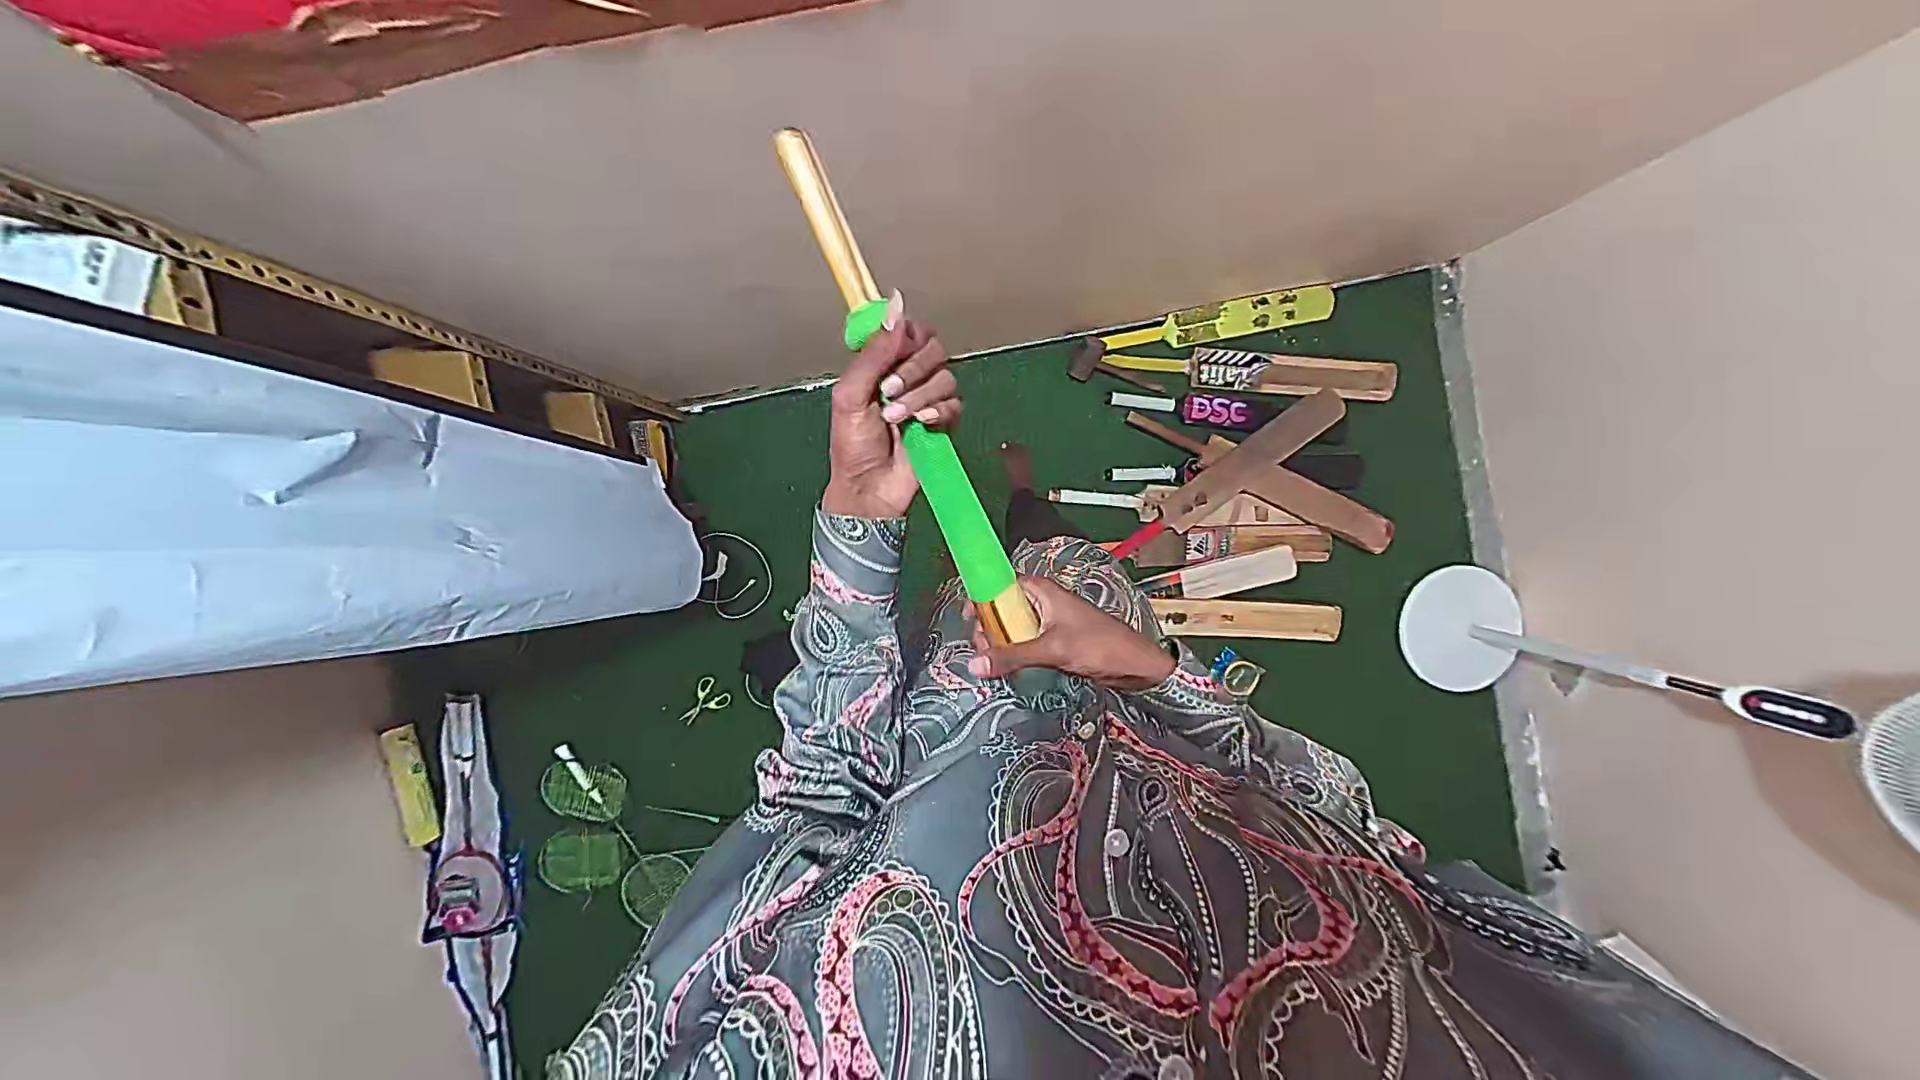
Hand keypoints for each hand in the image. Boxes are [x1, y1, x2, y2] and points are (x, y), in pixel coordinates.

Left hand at [821, 307, 961, 518]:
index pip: (910, 331)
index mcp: (884, 364)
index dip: (908, 338)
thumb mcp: (850, 393)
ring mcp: (928, 399)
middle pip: (933, 349)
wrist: (868, 487)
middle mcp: (909, 377)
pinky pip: (955, 404)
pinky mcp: (943, 423)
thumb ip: (873, 352)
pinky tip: (922, 423)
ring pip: (945, 377)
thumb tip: (895, 306)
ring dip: (920, 396)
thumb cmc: (852, 445)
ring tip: (897, 418)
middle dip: (912, 370)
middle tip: (889, 392)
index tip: (895, 353)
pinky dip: (939, 411)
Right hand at [967, 577, 1176, 690]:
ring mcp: (1047, 621)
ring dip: (1001, 644)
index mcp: (1041, 590)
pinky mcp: (1053, 639)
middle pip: (1002, 608)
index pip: (999, 585)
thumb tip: (974, 665)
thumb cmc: (1099, 646)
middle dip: (989, 629)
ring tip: (996, 663)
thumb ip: (1012, 656)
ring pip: (1012, 628)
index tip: (969, 621)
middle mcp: (1041, 601)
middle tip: (985, 652)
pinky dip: (1015, 653)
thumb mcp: (1052, 650)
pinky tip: (1010, 667)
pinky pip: (1024, 642)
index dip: (981, 599)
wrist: (1136, 666)